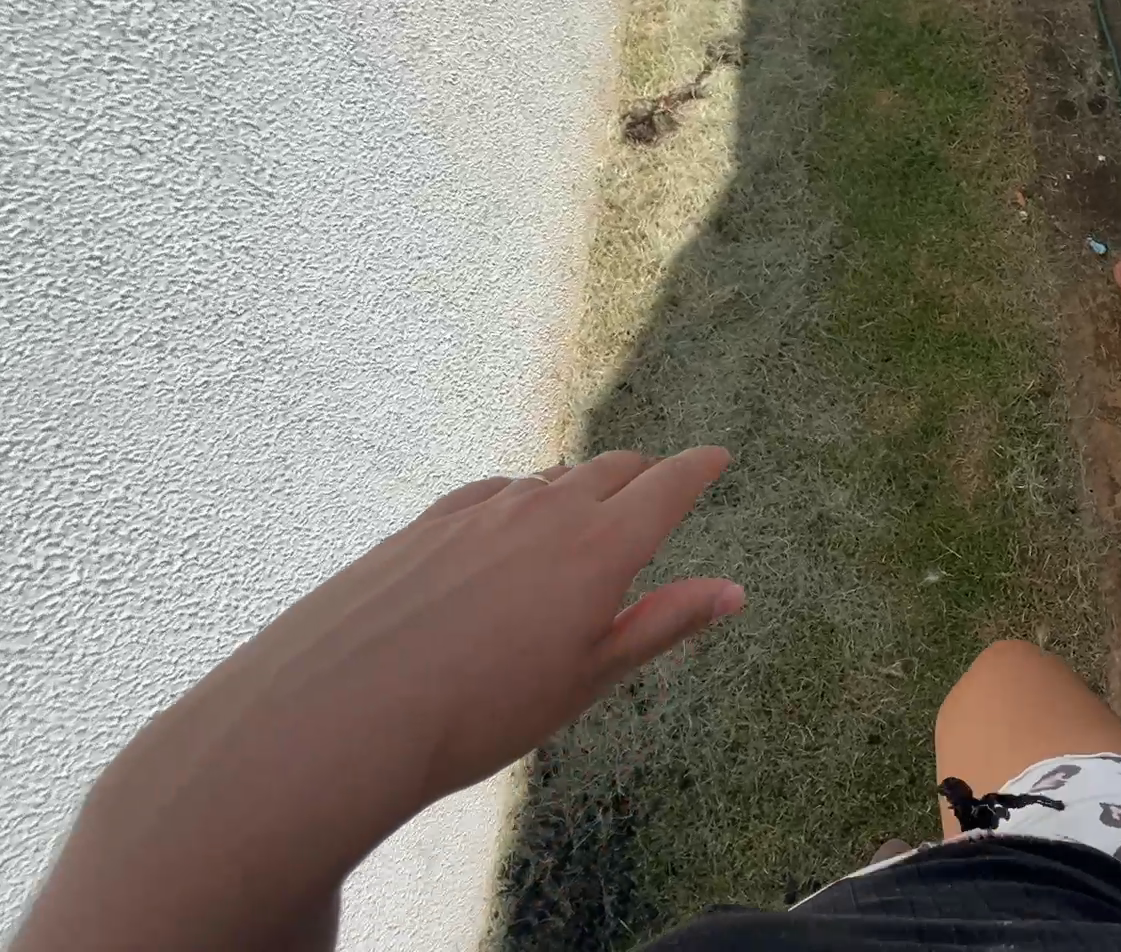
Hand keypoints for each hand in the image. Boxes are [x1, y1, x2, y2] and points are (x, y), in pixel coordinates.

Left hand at [16, 447, 741, 951]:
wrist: (327, 723)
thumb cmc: (484, 708)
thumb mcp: (593, 674)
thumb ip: (668, 621)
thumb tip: (735, 592)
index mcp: (601, 546)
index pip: (670, 485)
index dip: (701, 466)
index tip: (719, 455)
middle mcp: (548, 510)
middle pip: (615, 467)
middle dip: (648, 473)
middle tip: (658, 491)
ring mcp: (482, 510)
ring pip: (555, 476)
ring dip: (586, 485)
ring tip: (587, 515)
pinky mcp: (427, 523)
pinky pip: (496, 490)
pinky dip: (524, 496)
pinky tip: (511, 523)